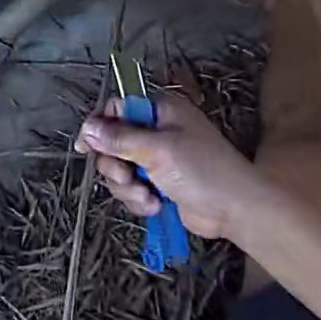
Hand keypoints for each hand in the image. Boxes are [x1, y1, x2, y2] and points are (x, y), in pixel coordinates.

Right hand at [74, 92, 266, 241]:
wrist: (234, 209)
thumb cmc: (203, 171)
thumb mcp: (159, 150)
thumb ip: (120, 139)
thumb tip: (89, 128)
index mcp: (161, 112)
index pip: (117, 110)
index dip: (99, 127)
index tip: (86, 147)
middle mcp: (157, 132)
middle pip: (112, 143)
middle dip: (116, 166)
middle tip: (127, 177)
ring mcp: (157, 159)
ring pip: (119, 170)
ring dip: (128, 188)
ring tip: (147, 195)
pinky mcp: (158, 184)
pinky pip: (131, 189)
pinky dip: (139, 199)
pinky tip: (155, 205)